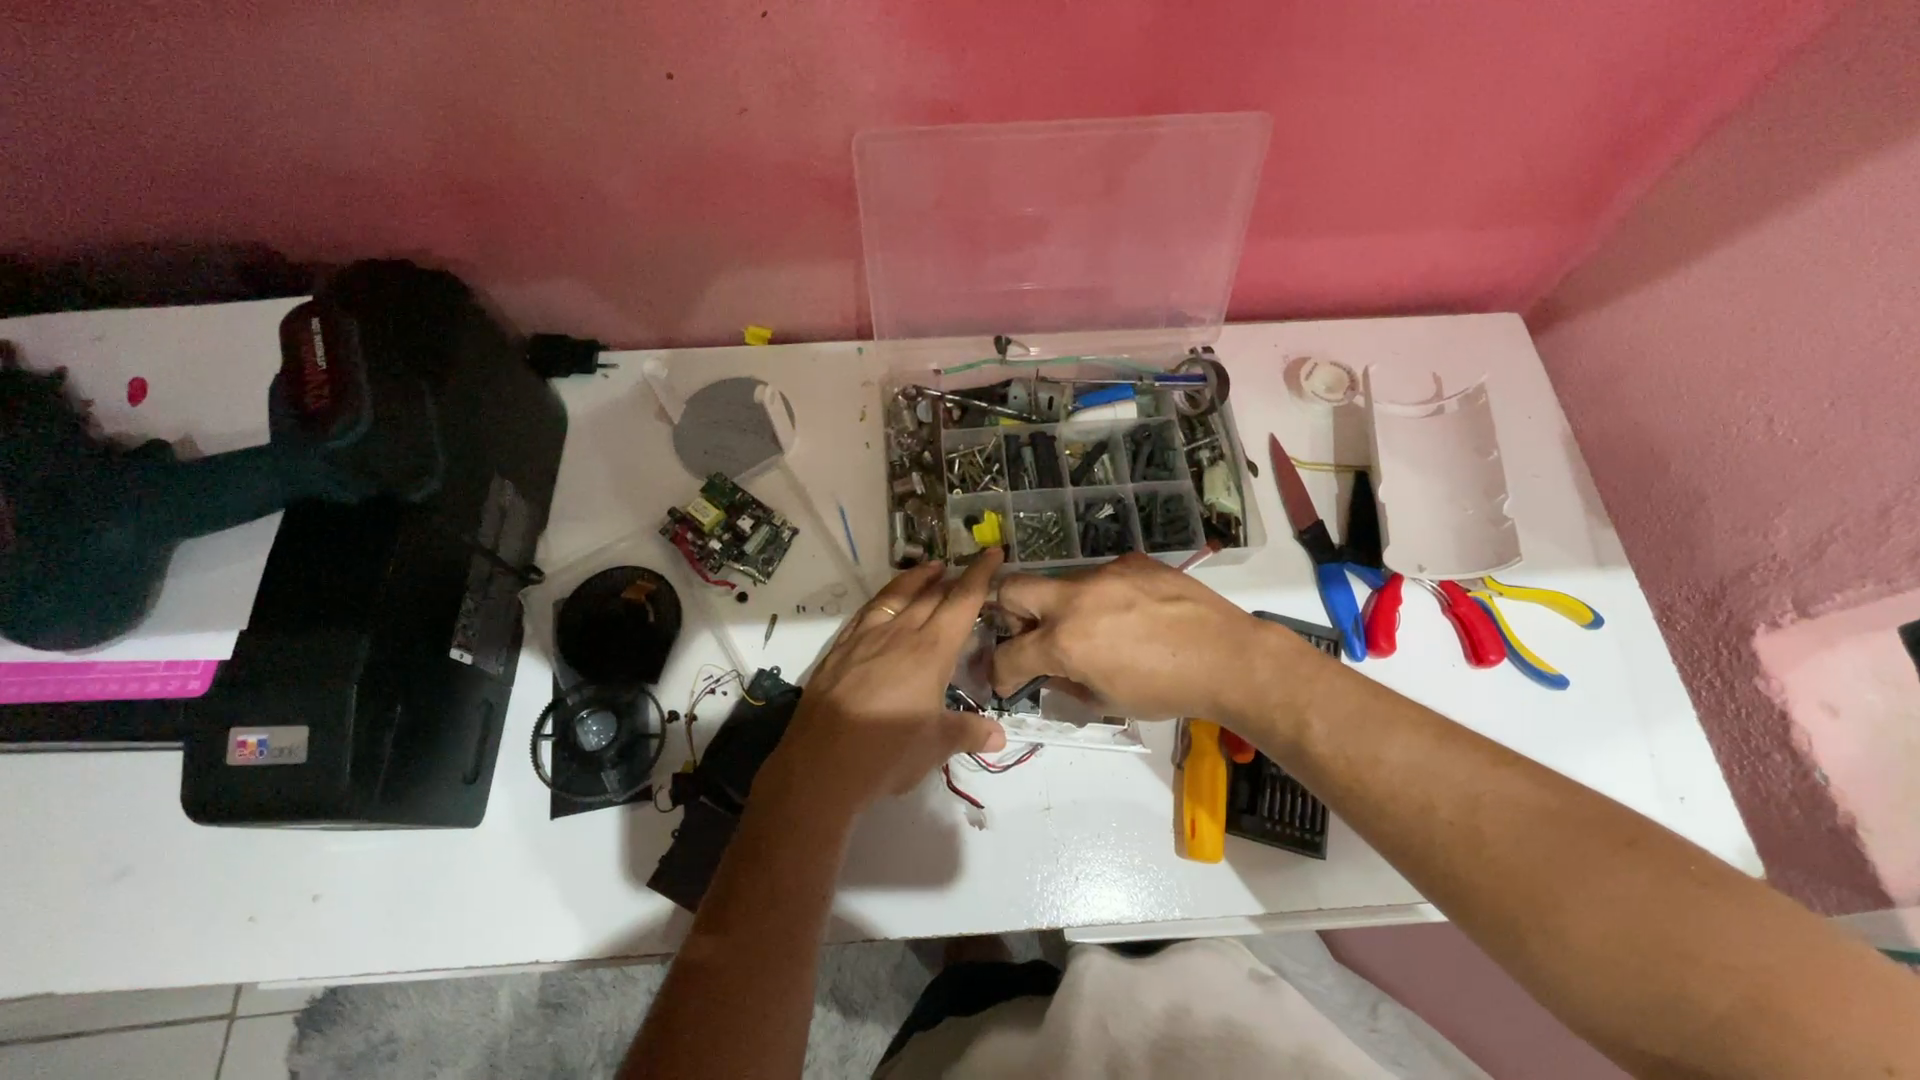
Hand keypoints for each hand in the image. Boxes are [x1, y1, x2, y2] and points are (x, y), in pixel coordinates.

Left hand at [762, 550, 1008, 816]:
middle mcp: (899, 635)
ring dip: (916, 579)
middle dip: (952, 576)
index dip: (979, 576)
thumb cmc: (887, 753)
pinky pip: (866, 612)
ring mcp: (865, 639)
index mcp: (931, 651)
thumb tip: (999, 735)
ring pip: (895, 596)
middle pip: (930, 594)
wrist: (821, 764)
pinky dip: (882, 599)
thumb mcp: (936, 746)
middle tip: (966, 565)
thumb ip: (968, 733)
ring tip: (930, 569)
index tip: (992, 554)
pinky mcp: (839, 651)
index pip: (962, 602)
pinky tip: (884, 603)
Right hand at [992, 554, 1301, 720]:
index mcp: (1064, 641)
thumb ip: (1067, 685)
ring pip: (1060, 582)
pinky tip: (1129, 615)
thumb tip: (1051, 675)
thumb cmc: (1166, 691)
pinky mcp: (1131, 562)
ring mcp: (1103, 575)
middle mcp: (1074, 599)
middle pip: (1011, 588)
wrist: (1227, 657)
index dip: (999, 672)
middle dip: (1008, 614)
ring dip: (1060, 606)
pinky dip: (1101, 596)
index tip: (1007, 680)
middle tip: (1029, 635)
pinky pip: (1100, 577)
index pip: (1007, 654)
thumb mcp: (1107, 702)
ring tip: (1093, 629)